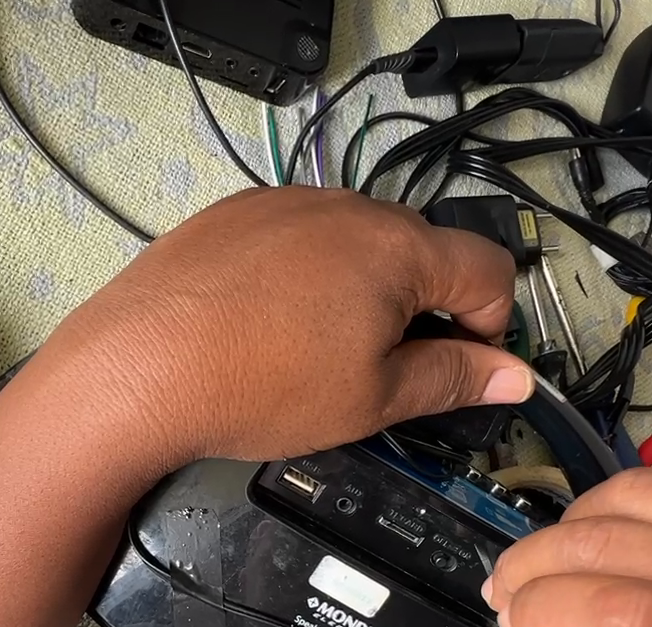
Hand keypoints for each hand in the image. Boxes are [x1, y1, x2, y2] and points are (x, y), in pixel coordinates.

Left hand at [30, 186, 534, 467]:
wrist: (138, 369)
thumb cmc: (260, 387)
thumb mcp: (369, 399)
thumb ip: (450, 379)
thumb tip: (512, 378)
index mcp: (396, 248)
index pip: (486, 268)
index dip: (489, 325)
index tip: (463, 365)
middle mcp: (344, 207)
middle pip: (418, 252)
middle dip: (419, 309)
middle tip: (380, 370)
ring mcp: (281, 203)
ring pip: (352, 245)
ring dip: (358, 293)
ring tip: (312, 351)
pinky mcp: (232, 215)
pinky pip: (294, 240)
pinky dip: (301, 279)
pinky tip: (266, 325)